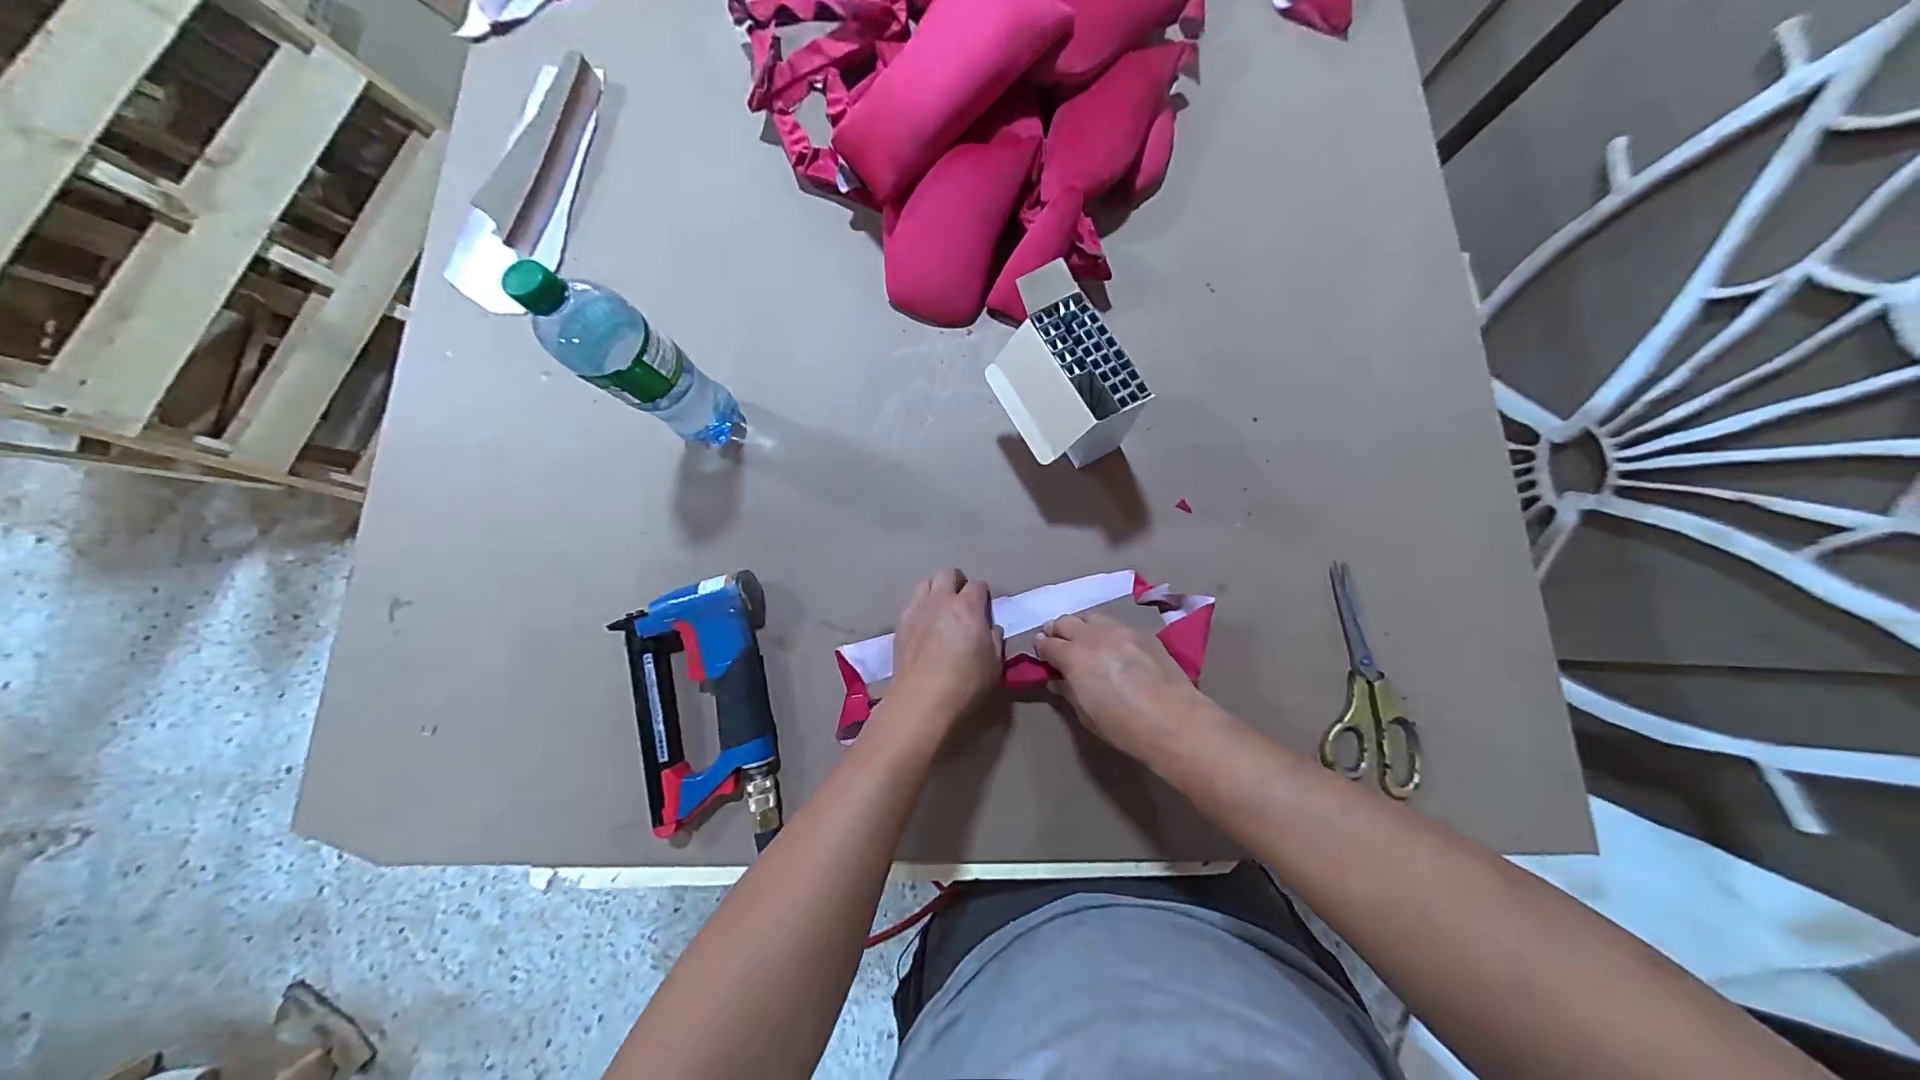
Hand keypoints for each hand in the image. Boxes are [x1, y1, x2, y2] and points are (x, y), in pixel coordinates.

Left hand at [886, 569, 1004, 738]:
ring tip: (941, 608)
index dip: (983, 594)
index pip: (978, 585)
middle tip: (963, 601)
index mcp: (967, 606)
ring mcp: (917, 609)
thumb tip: (990, 628)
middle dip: (958, 582)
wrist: (922, 698)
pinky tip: (924, 625)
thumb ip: (994, 640)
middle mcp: (941, 600)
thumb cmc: (965, 682)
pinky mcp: (901, 623)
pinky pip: (912, 603)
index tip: (984, 607)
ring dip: (936, 590)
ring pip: (926, 583)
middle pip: (948, 574)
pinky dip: (921, 606)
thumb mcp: (994, 663)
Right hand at [1035, 613, 1210, 764]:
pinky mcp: (1141, 632)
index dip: (1041, 649)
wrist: (1172, 720)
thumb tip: (1057, 679)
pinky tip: (1113, 645)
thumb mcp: (1085, 713)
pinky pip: (1115, 624)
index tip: (1042, 654)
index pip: (1047, 644)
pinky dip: (1106, 631)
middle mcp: (1092, 636)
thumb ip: (1067, 690)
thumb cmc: (1122, 725)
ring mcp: (1119, 630)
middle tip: (1058, 642)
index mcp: (1073, 657)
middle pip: (1065, 622)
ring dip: (1081, 626)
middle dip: (1057, 631)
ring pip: (1090, 617)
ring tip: (1084, 639)